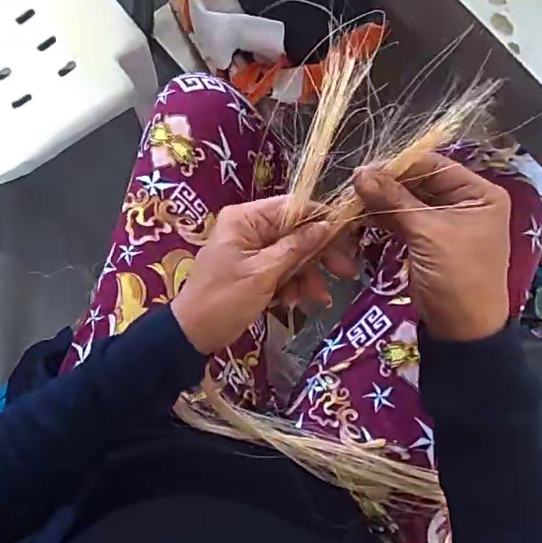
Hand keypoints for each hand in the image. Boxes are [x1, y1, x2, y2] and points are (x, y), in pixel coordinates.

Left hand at [170, 196, 349, 354]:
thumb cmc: (223, 299)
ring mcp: (252, 249)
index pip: (293, 207)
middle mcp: (250, 227)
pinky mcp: (255, 270)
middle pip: (297, 231)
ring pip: (294, 253)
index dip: (322, 219)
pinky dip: (293, 285)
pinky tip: (294, 303)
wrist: (192, 336)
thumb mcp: (263, 273)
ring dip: (308, 276)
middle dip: (320, 253)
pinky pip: (283, 270)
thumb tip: (328, 226)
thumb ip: (296, 247)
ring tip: (318, 298)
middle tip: (347, 271)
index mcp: (246, 218)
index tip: (349, 235)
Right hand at [352, 153, 511, 341]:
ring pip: (407, 200)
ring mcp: (444, 222)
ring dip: (381, 200)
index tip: (365, 166)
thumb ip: (394, 200)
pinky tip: (361, 214)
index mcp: (479, 193)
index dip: (401, 164)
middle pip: (420, 182)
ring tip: (352, 199)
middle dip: (387, 183)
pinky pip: (402, 219)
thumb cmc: (458, 276)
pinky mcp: (427, 240)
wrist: (462, 330)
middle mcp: (465, 202)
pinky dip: (383, 217)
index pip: (436, 166)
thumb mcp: (428, 233)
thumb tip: (359, 173)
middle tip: (353, 184)